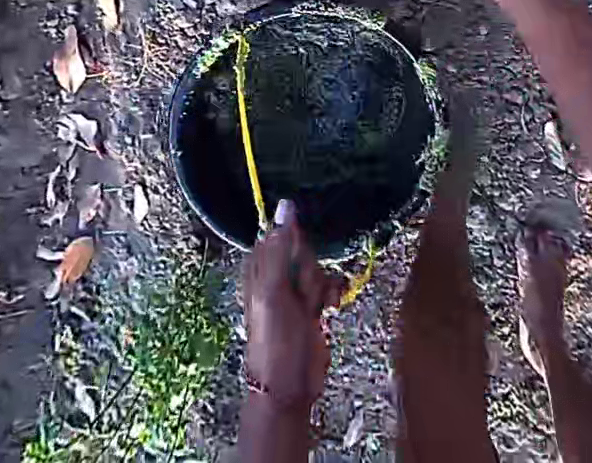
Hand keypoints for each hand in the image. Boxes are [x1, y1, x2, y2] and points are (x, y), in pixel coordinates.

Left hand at [241, 200, 340, 411]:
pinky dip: (333, 292)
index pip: (281, 234)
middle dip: (310, 268)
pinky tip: (331, 307)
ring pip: (318, 266)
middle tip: (303, 292)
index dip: (294, 244)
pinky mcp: (313, 304)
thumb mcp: (274, 291)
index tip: (297, 260)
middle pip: (303, 249)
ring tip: (316, 307)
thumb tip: (286, 203)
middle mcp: (276, 275)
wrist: (291, 388)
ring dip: (322, 284)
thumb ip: (279, 247)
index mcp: (258, 268)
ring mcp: (295, 291)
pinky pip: (330, 282)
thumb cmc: (275, 340)